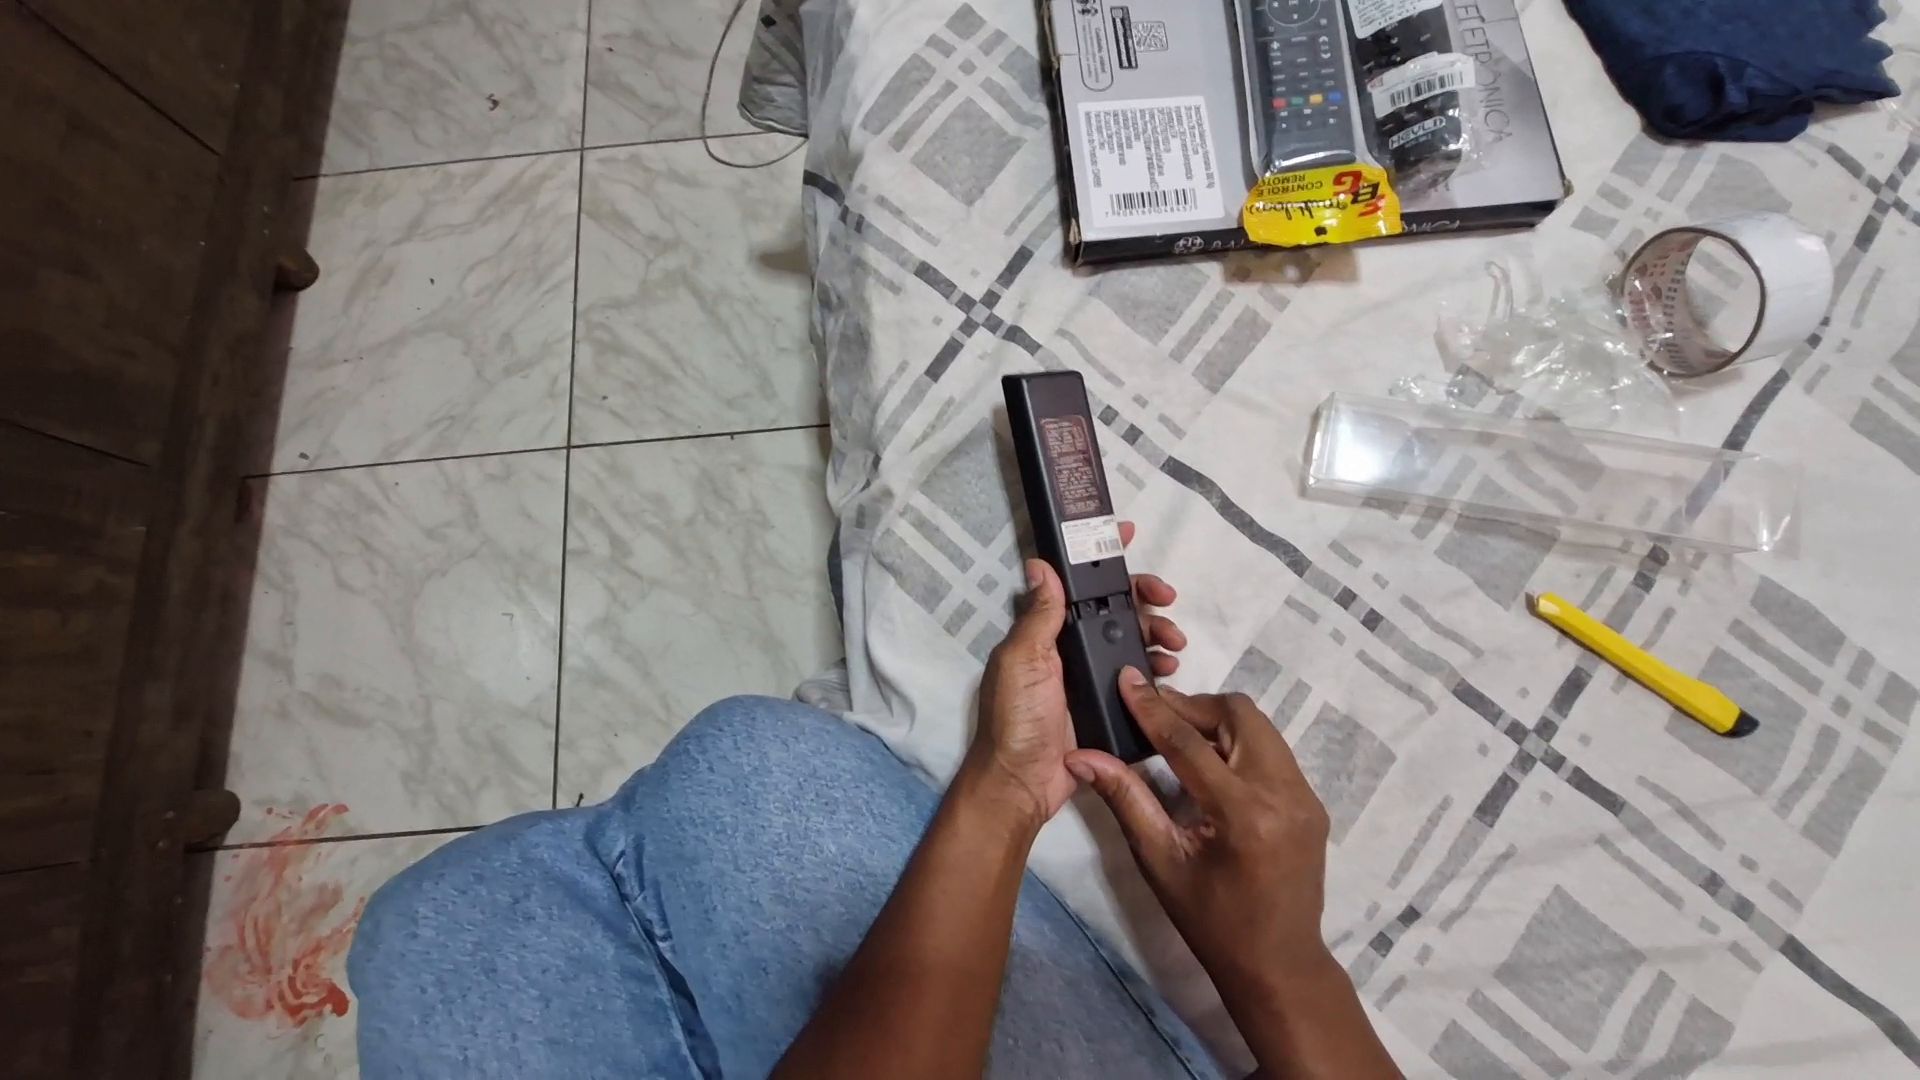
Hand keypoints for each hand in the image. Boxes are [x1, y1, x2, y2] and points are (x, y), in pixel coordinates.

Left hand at [964, 523, 1185, 827]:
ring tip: (1174, 643)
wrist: (1025, 783)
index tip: (1126, 536)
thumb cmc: (1017, 717)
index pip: (1077, 586)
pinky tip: (1170, 671)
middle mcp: (1071, 649)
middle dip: (1144, 597)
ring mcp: (1093, 678)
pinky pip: (1140, 679)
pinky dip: (1158, 669)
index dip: (1100, 559)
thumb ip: (1038, 616)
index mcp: (1047, 633)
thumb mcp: (1023, 660)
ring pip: (1133, 641)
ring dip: (1157, 632)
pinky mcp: (1111, 705)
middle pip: (1115, 609)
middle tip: (1167, 599)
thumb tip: (1039, 563)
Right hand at [1065, 675, 1331, 1002]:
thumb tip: (1080, 755)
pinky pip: (1272, 748)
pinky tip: (1212, 764)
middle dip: (1193, 706)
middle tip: (1156, 718)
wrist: (1278, 965)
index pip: (1189, 740)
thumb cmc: (1210, 919)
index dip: (1152, 707)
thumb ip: (1123, 797)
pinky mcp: (1311, 800)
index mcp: (1242, 813)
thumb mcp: (1158, 859)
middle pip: (1237, 714)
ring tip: (1180, 739)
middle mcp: (1283, 793)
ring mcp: (1305, 795)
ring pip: (1259, 725)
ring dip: (1217, 721)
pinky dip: (1238, 741)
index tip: (1127, 678)